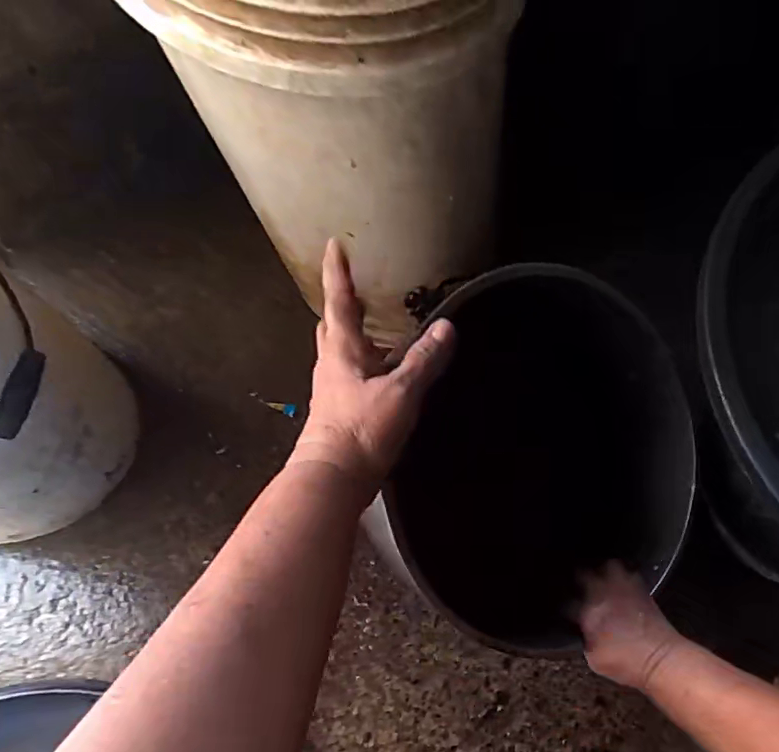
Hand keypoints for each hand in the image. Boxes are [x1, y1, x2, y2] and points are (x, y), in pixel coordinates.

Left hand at [290, 238, 454, 487]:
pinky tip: (384, 379)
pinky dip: (367, 370)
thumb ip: (424, 361)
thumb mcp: (400, 393)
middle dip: (344, 309)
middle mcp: (331, 366)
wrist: (335, 477)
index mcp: (341, 351)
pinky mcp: (341, 414)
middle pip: (334, 328)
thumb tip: (447, 327)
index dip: (338, 273)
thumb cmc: (361, 430)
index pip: (338, 302)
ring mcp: (333, 391)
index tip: (335, 246)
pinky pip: (353, 380)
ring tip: (380, 334)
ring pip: (343, 355)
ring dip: (357, 341)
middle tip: (359, 293)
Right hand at [575, 561, 687, 690]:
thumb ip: (585, 640)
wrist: (660, 659)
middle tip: (579, 582)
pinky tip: (623, 583)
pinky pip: (630, 572)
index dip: (564, 605)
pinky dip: (625, 574)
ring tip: (602, 575)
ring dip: (604, 569)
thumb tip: (585, 632)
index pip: (567, 602)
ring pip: (609, 565)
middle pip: (583, 573)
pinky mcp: (642, 590)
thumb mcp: (594, 660)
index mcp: (587, 613)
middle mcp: (603, 596)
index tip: (566, 609)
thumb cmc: (626, 663)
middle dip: (579, 576)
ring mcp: (623, 589)